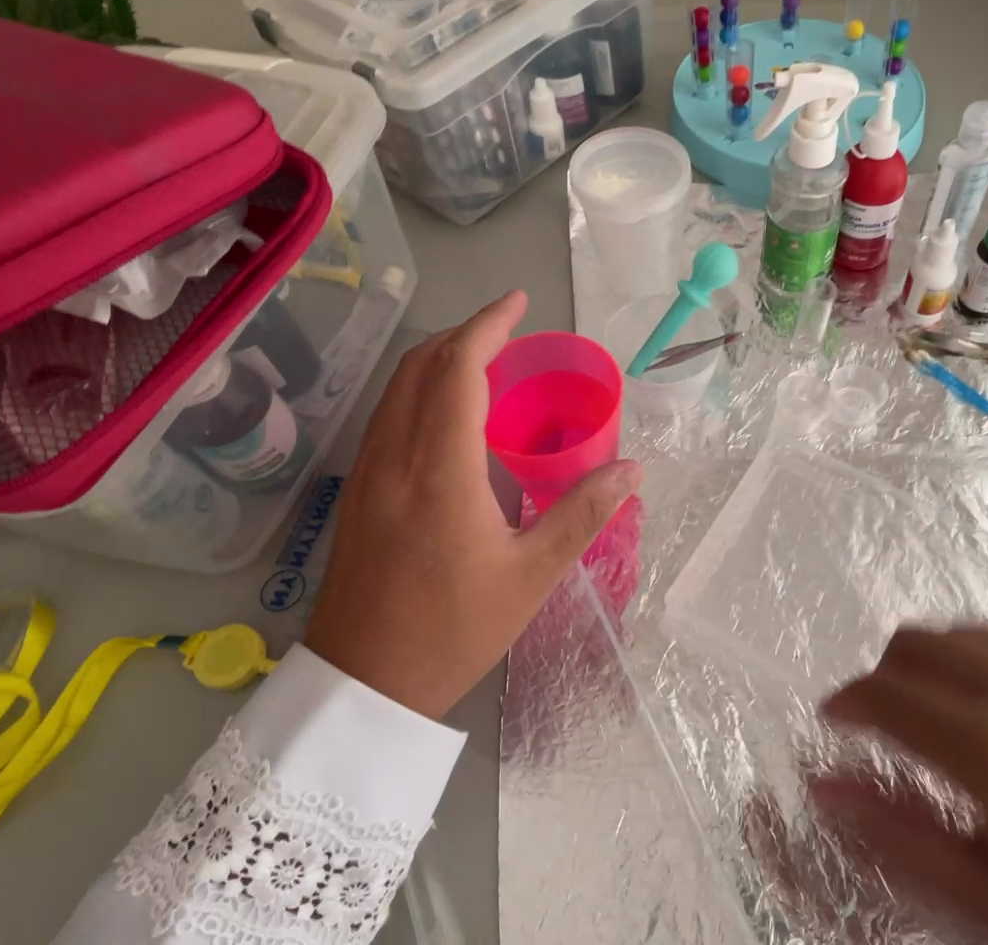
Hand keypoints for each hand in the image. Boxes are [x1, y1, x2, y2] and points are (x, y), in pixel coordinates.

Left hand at [304, 291, 641, 720]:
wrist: (364, 684)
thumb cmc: (453, 631)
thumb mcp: (530, 577)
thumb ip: (581, 514)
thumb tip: (630, 470)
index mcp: (440, 470)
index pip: (458, 370)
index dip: (488, 326)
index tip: (518, 302)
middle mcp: (395, 457)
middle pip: (421, 366)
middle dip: (464, 334)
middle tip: (509, 330)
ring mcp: (367, 473)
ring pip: (397, 389)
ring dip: (439, 360)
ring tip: (484, 362)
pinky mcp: (357, 493)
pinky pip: (388, 416)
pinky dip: (420, 391)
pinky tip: (449, 416)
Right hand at [814, 628, 987, 944]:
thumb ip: (895, 833)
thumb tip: (821, 785)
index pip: (884, 692)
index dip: (847, 702)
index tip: (836, 720)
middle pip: (915, 642)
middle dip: (885, 676)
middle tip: (888, 723)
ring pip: (962, 629)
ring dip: (935, 664)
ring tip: (950, 718)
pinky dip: (986, 660)